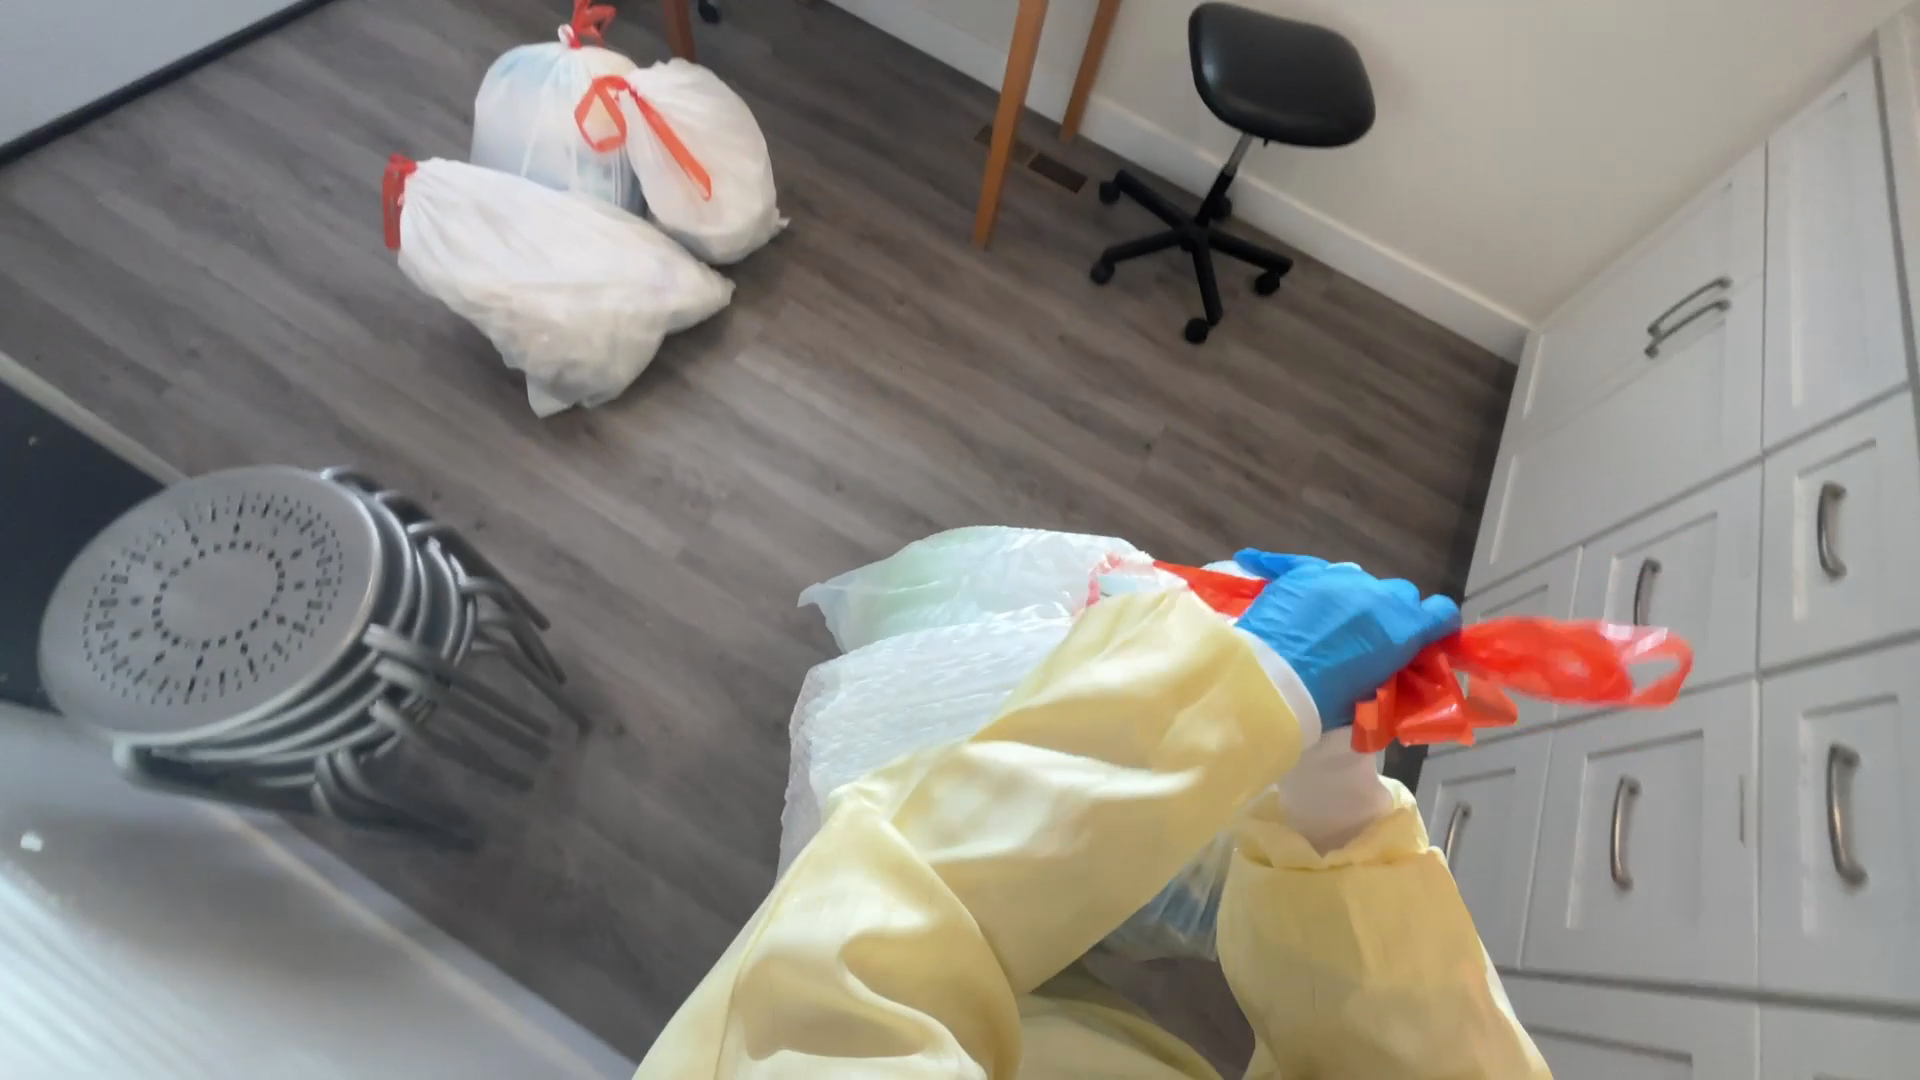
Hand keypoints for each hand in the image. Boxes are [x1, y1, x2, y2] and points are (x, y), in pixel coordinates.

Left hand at [1234, 550, 1460, 725]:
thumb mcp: (1373, 691)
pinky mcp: (1299, 573)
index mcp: (1406, 625)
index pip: (1440, 612)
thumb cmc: (1325, 697)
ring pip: (1355, 578)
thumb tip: (1385, 662)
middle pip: (1396, 594)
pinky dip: (1275, 563)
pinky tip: (1250, 558)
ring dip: (1348, 595)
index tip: (1422, 637)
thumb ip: (1388, 667)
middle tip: (1365, 635)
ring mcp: (1338, 577)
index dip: (1433, 625)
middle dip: (1388, 612)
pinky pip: (1292, 562)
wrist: (1273, 680)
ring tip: (1322, 617)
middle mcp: (1378, 593)